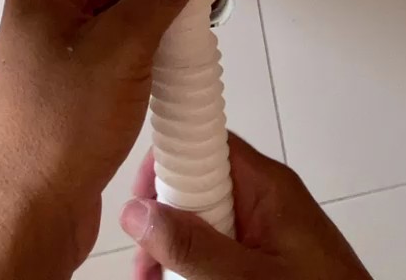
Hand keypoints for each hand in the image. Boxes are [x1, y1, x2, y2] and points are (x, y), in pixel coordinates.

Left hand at [0, 0, 214, 279]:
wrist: (29, 213)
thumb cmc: (59, 130)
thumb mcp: (122, 47)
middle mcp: (41, 19)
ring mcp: (52, 56)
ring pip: (110, 18)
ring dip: (148, 21)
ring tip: (188, 28)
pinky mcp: (67, 89)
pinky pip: (108, 52)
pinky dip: (138, 52)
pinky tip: (165, 64)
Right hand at [119, 134, 372, 279]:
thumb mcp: (249, 278)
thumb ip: (194, 246)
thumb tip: (136, 212)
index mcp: (267, 184)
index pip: (205, 139)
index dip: (167, 160)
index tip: (140, 198)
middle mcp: (265, 197)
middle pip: (198, 183)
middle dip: (164, 217)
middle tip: (144, 260)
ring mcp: (268, 228)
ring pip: (205, 218)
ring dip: (175, 245)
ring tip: (153, 278)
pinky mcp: (269, 256)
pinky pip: (221, 244)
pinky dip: (197, 263)